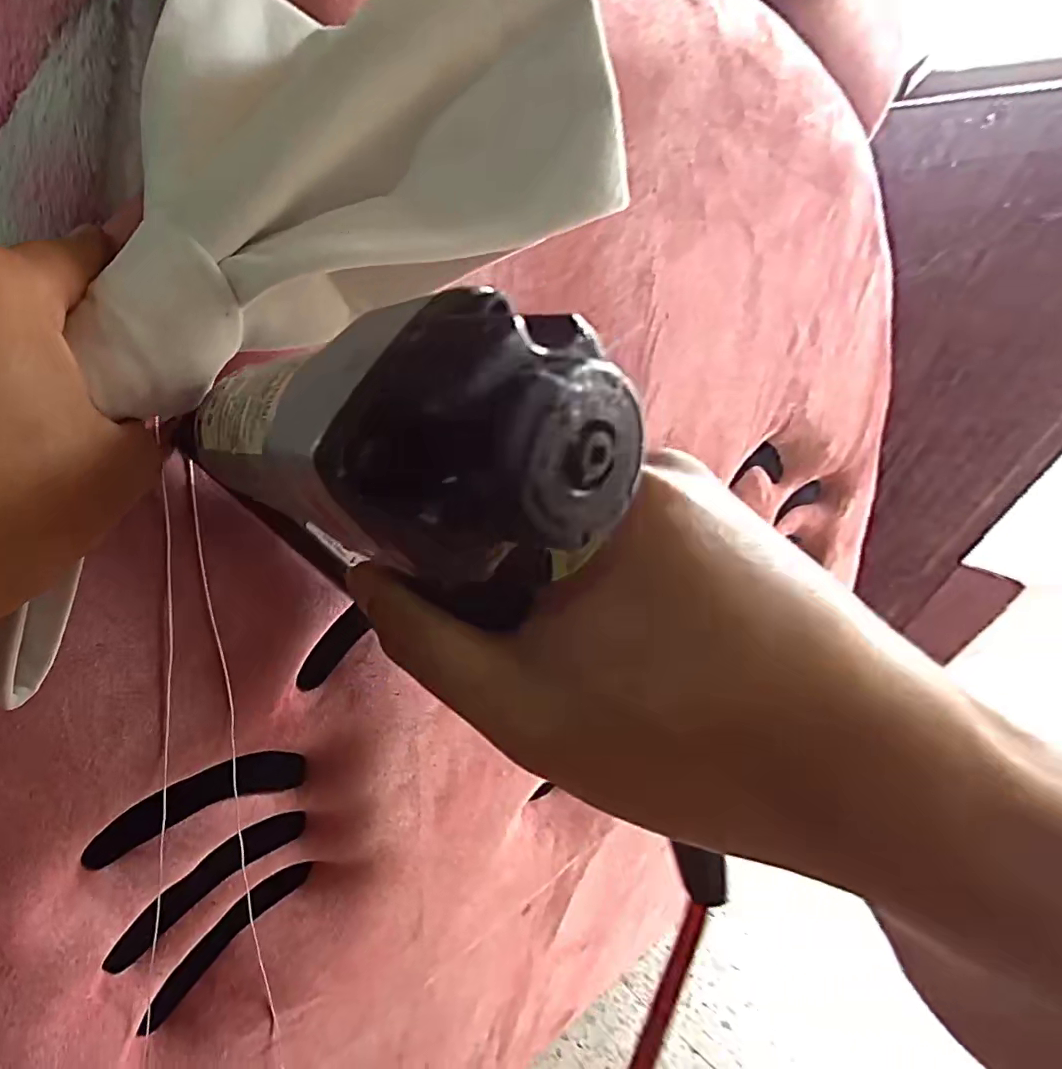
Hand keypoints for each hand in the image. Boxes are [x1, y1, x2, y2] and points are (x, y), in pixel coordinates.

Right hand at [346, 450, 978, 881]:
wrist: (898, 796)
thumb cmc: (696, 746)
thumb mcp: (515, 705)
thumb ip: (418, 638)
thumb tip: (365, 577)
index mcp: (601, 492)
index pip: (461, 490)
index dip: (422, 545)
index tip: (423, 599)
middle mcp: (652, 470)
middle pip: (506, 510)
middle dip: (486, 576)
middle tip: (508, 646)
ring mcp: (695, 496)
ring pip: (554, 527)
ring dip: (535, 584)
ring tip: (565, 651)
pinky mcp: (720, 529)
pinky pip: (606, 540)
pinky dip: (583, 586)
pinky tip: (614, 645)